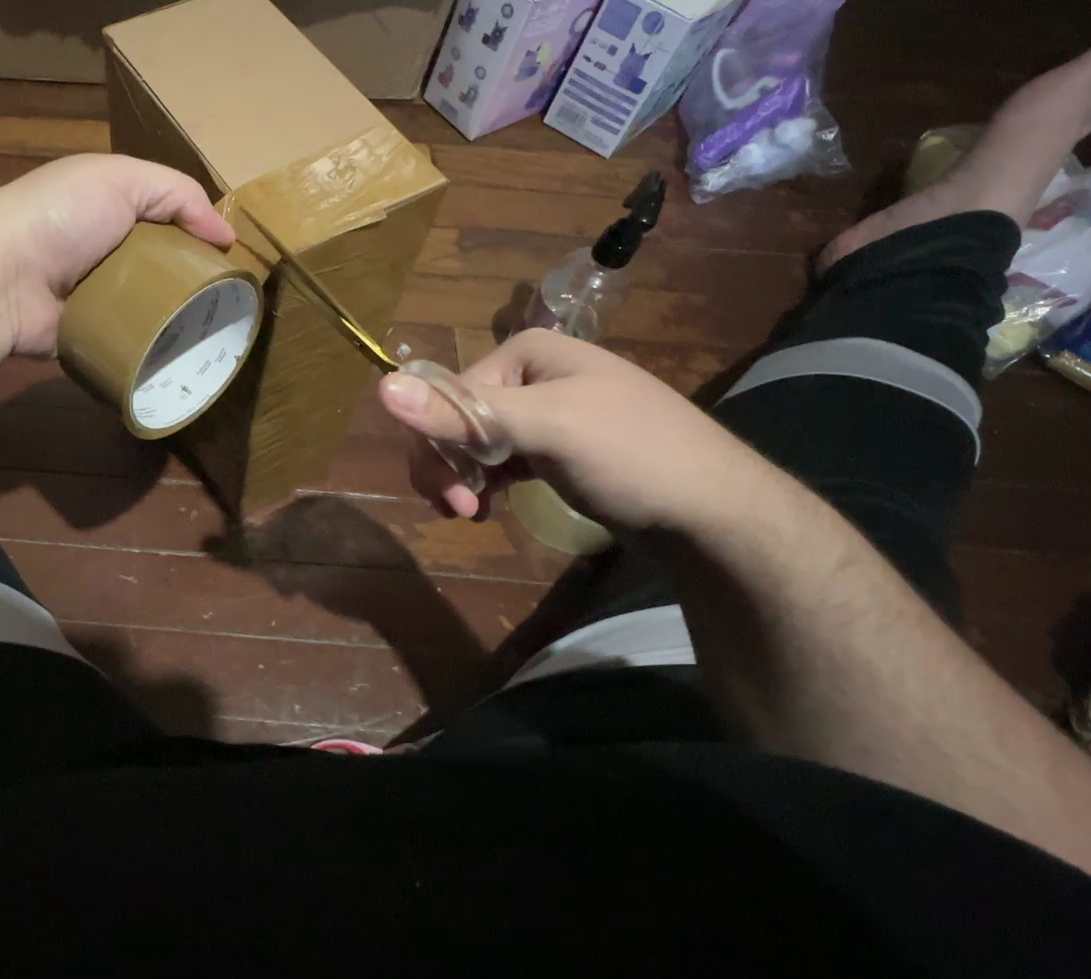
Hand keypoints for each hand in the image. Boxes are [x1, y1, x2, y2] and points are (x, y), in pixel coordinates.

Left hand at [0, 154, 235, 356]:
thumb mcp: (124, 179)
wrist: (3, 278)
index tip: (235, 260)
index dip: (202, 236)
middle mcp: (106, 253)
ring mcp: (98, 298)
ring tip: (217, 337)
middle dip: (195, 284)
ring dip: (178, 322)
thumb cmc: (63, 216)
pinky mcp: (92, 337)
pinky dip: (152, 349)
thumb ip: (179, 194)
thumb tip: (228, 235)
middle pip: (165, 269)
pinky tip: (183, 358)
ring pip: (152, 310)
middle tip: (233, 305)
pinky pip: (130, 343)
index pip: (170, 221)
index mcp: (112, 210)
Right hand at [378, 329, 768, 532]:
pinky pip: (497, 461)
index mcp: (525, 351)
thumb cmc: (631, 456)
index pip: (446, 396)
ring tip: (476, 515)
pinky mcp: (553, 446)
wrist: (709, 510)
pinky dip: (485, 485)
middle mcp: (530, 373)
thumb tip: (381, 388)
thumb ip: (465, 413)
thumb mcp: (545, 429)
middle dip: (449, 468)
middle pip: (455, 420)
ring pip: (472, 444)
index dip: (436, 448)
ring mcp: (544, 411)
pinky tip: (490, 508)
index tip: (450, 500)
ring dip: (463, 481)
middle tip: (463, 513)